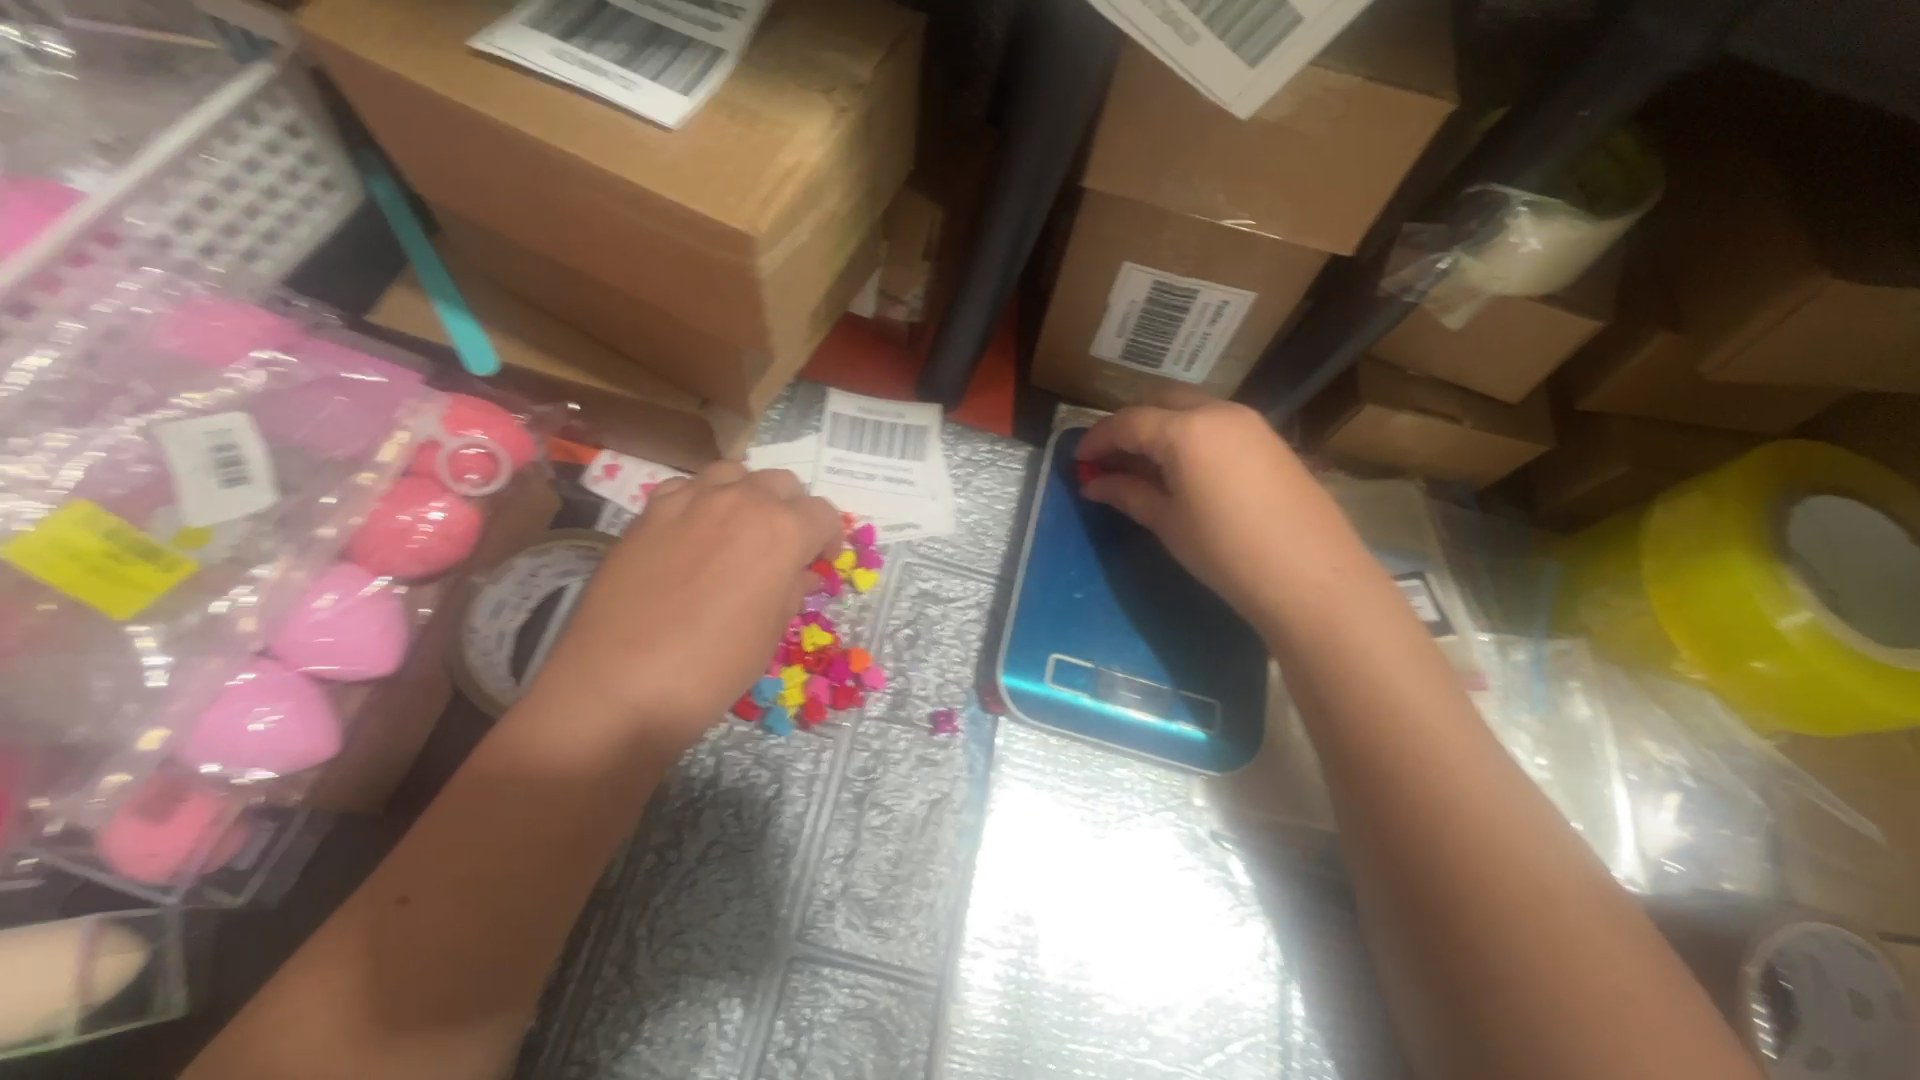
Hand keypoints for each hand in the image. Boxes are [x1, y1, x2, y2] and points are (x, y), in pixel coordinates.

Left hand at [532, 462, 841, 753]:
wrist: (615, 683)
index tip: (820, 563)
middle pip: (781, 483)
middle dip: (791, 510)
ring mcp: (689, 501)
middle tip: (784, 549)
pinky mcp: (648, 513)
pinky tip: (693, 534)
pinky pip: (686, 488)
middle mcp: (741, 502)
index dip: (828, 539)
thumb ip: (789, 593)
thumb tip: (800, 575)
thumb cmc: (710, 669)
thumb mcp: (768, 637)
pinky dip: (700, 501)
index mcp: (782, 531)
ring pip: (733, 474)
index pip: (823, 515)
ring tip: (740, 531)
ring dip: (746, 495)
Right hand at [1077, 394, 1321, 622]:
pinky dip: (1191, 438)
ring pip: (1192, 410)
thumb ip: (1128, 494)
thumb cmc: (1225, 551)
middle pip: (1160, 402)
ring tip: (1144, 469)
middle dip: (1130, 425)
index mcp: (1185, 429)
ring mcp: (1250, 423)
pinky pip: (1218, 426)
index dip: (1097, 439)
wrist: (1309, 575)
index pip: (1127, 422)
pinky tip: (1184, 473)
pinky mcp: (1270, 440)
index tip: (1078, 461)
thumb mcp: (1168, 523)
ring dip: (1162, 429)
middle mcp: (1218, 411)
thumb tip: (1094, 484)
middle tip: (1110, 461)